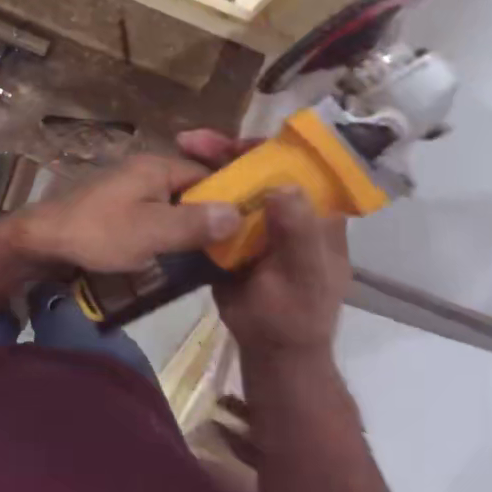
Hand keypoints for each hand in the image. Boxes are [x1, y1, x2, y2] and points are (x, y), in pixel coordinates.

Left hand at [9, 153, 241, 272]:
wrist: (42, 241)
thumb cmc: (100, 232)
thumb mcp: (152, 231)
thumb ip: (195, 223)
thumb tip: (240, 213)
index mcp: (157, 166)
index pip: (207, 173)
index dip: (229, 195)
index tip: (250, 223)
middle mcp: (146, 170)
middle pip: (190, 188)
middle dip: (209, 213)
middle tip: (232, 244)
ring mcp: (130, 188)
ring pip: (173, 202)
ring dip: (188, 224)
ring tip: (210, 252)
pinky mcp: (118, 207)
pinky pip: (155, 213)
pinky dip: (168, 229)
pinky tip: (176, 252)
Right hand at [177, 130, 350, 356]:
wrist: (270, 350)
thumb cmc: (297, 315)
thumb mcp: (304, 276)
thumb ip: (298, 234)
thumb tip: (283, 185)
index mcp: (316, 211)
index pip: (296, 164)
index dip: (267, 147)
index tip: (235, 143)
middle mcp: (289, 206)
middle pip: (259, 166)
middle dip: (227, 149)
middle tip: (193, 140)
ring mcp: (259, 218)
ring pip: (234, 179)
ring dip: (208, 161)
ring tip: (182, 144)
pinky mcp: (234, 230)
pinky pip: (215, 202)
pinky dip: (196, 187)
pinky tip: (175, 175)